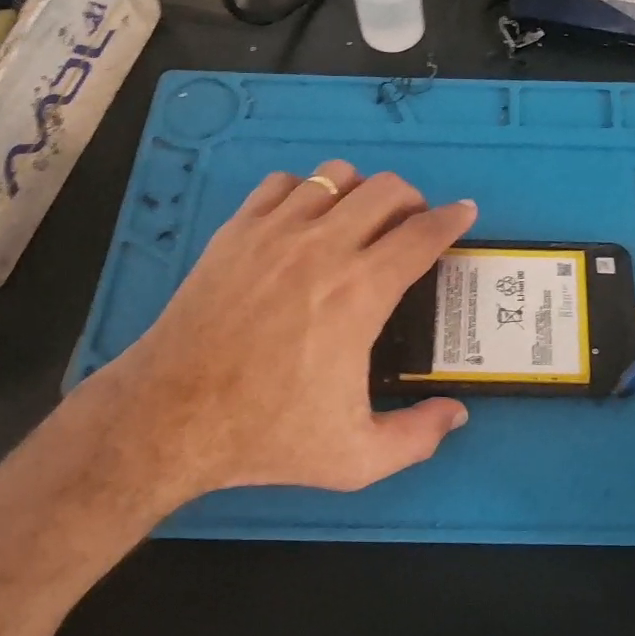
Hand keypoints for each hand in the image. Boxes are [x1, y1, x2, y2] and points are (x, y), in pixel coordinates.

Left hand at [88, 161, 476, 506]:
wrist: (171, 417)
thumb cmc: (266, 435)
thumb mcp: (356, 458)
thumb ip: (417, 437)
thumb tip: (456, 413)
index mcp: (361, 293)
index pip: (422, 234)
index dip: (452, 219)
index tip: (464, 213)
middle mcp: (323, 248)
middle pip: (385, 189)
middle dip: (412, 200)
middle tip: (412, 225)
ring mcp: (274, 232)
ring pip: (334, 176)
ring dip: (359, 191)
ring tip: (358, 220)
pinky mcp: (235, 231)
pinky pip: (282, 184)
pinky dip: (304, 192)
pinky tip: (302, 221)